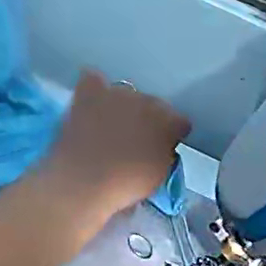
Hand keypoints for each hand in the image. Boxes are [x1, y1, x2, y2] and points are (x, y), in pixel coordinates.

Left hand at [31, 71, 189, 224]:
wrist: (86, 179)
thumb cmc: (126, 185)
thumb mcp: (159, 174)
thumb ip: (164, 153)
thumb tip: (159, 146)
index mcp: (170, 121)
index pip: (179, 121)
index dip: (170, 135)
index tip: (161, 148)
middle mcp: (147, 99)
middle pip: (152, 104)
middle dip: (146, 119)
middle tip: (133, 141)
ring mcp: (117, 93)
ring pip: (124, 93)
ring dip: (121, 106)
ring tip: (108, 126)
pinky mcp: (89, 93)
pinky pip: (93, 81)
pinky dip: (93, 89)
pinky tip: (90, 101)